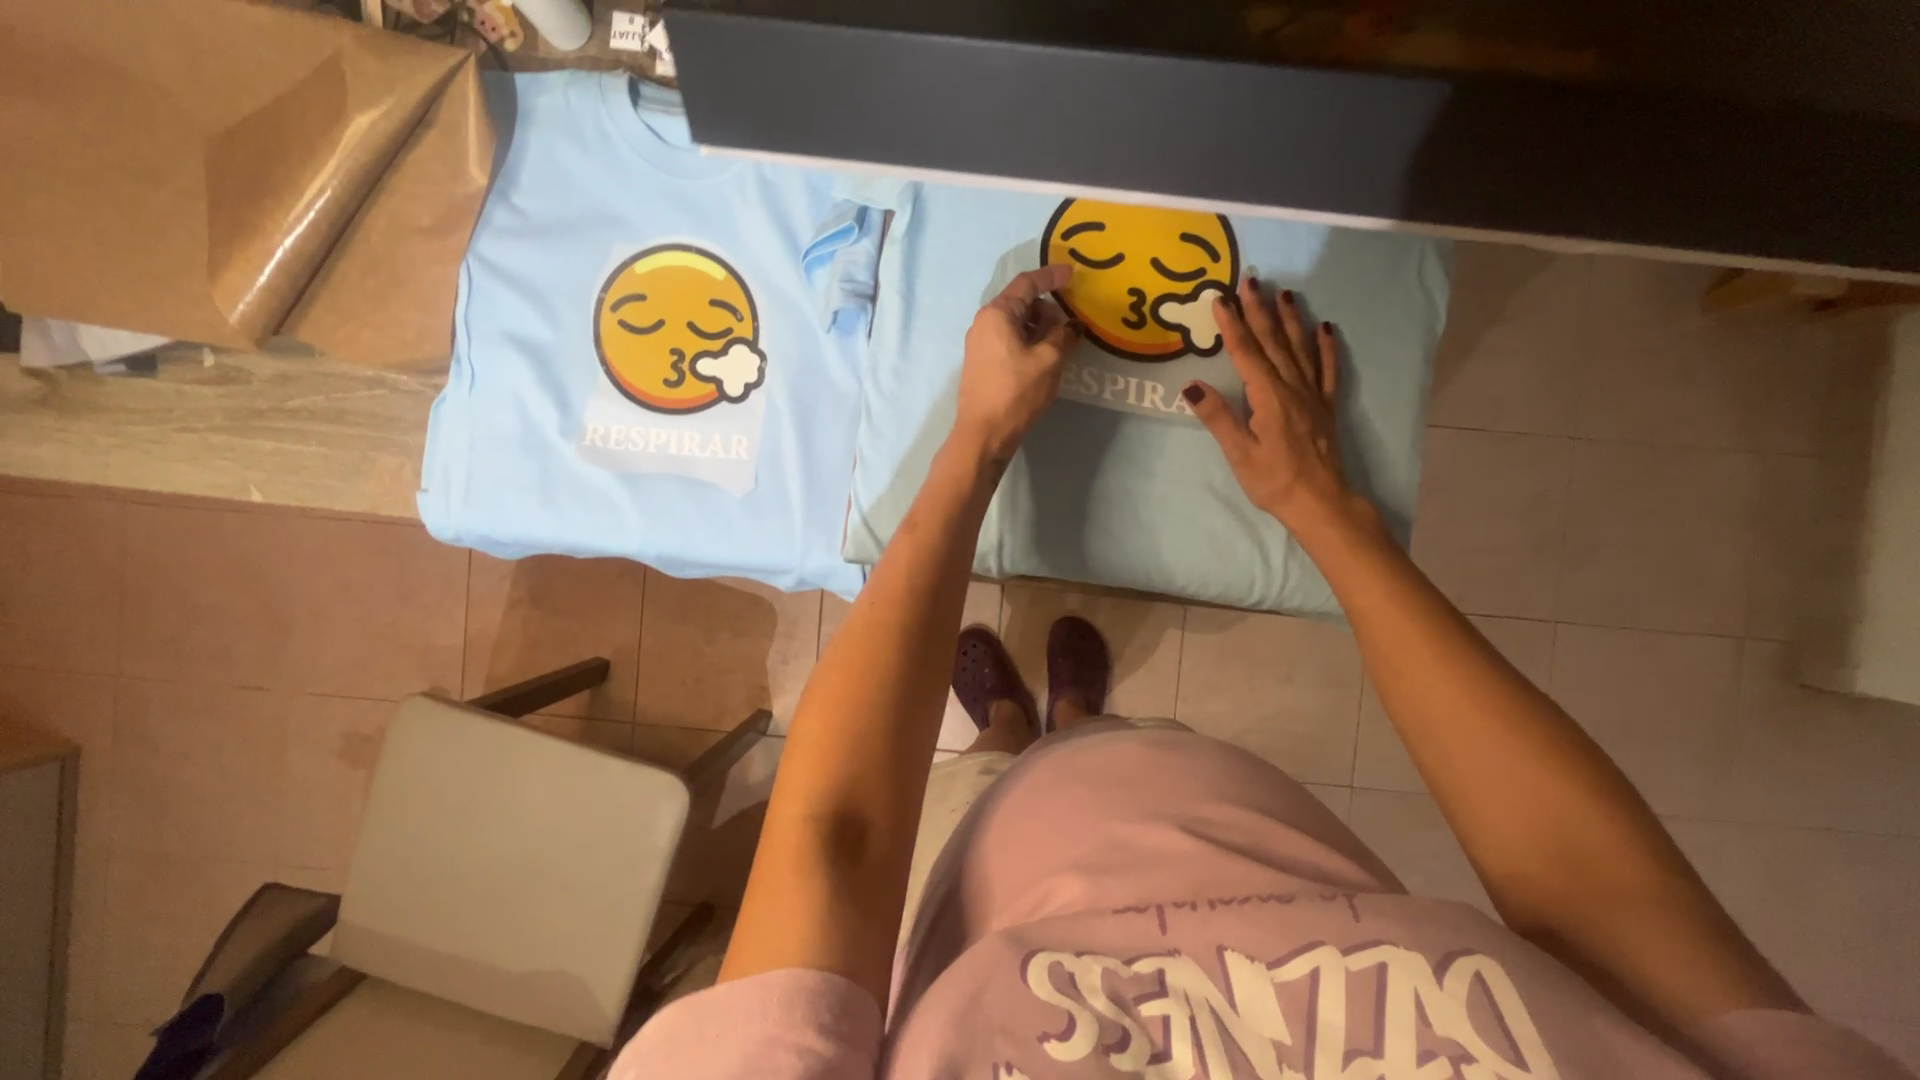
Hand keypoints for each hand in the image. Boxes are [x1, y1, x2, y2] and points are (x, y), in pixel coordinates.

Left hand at [955, 263, 1080, 459]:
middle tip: (1069, 326)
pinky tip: (1043, 358)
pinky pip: (1008, 340)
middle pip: (1020, 302)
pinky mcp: (982, 363)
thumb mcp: (1048, 361)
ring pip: (1015, 323)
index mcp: (997, 313)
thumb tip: (1072, 325)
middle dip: (1047, 308)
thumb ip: (1063, 336)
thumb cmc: (1016, 392)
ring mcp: (979, 343)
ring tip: (1059, 345)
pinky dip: (1028, 341)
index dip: (1051, 276)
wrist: (983, 433)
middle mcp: (984, 323)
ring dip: (1039, 328)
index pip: (1027, 283)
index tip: (1072, 274)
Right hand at [1185, 278, 1354, 530]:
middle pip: (1273, 342)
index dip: (1233, 324)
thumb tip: (1191, 384)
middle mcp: (1292, 388)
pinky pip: (1328, 369)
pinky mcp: (1326, 406)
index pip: (1246, 353)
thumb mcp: (1239, 453)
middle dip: (1260, 311)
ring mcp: (1313, 395)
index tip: (1221, 298)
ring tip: (1284, 293)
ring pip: (1300, 349)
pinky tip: (1325, 328)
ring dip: (1290, 320)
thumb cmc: (1274, 481)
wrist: (1320, 502)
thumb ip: (1218, 416)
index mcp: (1268, 397)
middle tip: (1251, 280)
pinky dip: (1326, 347)